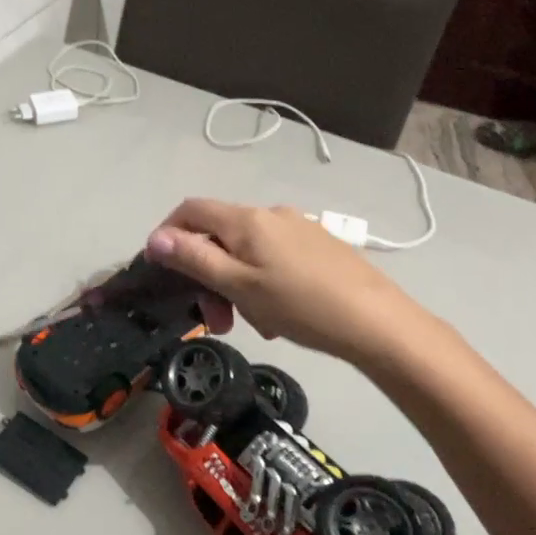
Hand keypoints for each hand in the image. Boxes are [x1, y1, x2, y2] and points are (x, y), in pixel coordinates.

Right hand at [146, 199, 438, 365]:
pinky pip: (273, 259)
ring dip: (234, 284)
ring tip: (252, 324)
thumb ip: (194, 259)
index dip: (167, 234)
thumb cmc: (301, 305)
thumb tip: (155, 237)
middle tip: (215, 319)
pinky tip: (278, 316)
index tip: (162, 270)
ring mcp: (299, 229)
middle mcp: (271, 214)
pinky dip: (261, 283)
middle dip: (206, 274)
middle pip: (219, 235)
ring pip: (246, 251)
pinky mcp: (320, 248)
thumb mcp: (238, 286)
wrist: (380, 324)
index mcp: (247, 220)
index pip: (190, 210)